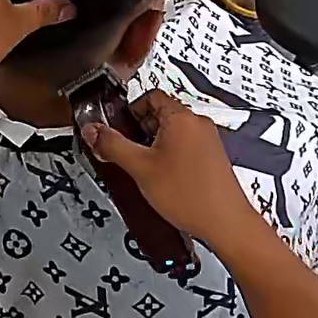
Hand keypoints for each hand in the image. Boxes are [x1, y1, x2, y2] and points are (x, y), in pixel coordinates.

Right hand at [81, 90, 262, 245]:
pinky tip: (161, 177)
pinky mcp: (212, 156)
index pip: (150, 95)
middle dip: (138, 129)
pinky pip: (185, 146)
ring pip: (172, 131)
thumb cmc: (192, 195)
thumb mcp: (140, 168)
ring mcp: (208, 140)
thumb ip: (112, 145)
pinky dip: (169, 155)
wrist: (224, 221)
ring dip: (153, 145)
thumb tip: (93, 131)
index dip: (129, 110)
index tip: (116, 125)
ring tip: (143, 167)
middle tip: (125, 149)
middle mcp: (198, 124)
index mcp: (182, 117)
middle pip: (160, 113)